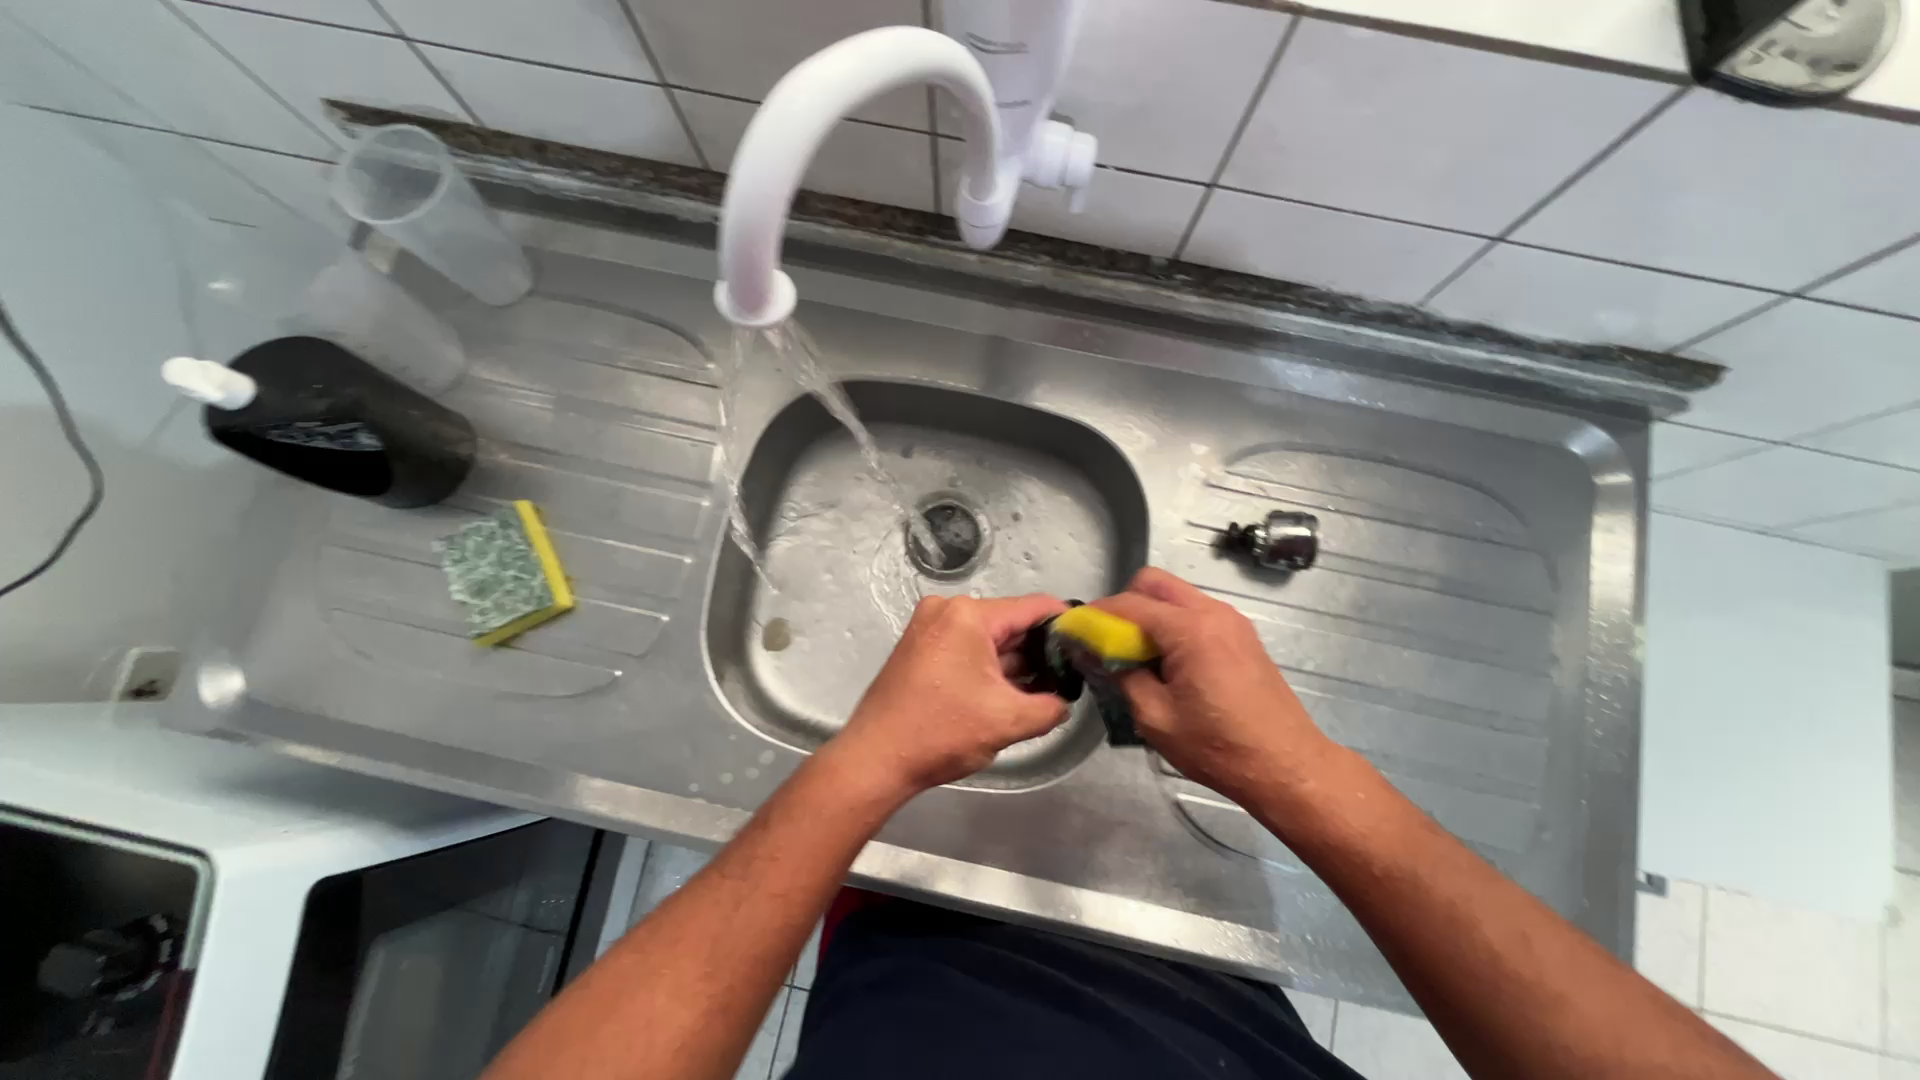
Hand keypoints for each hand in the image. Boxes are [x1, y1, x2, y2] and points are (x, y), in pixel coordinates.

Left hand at [831, 593, 1071, 798]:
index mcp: (968, 615)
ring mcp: (930, 628)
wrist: (876, 759)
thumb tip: (1063, 701)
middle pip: (1011, 623)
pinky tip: (1011, 693)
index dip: (1067, 626)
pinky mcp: (922, 648)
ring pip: (990, 639)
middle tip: (1070, 679)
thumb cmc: (941, 733)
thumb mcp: (1009, 721)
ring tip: (1045, 692)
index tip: (1090, 647)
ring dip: (1015, 664)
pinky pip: (969, 649)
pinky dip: (990, 668)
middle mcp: (947, 610)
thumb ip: (1051, 706)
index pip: (1034, 607)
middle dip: (1040, 651)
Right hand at [1093, 568, 1333, 803]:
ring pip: (1175, 595)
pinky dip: (1172, 624)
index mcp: (1189, 629)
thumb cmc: (1217, 746)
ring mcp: (1231, 621)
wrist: (1286, 766)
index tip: (1073, 635)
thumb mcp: (1154, 717)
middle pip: (1153, 582)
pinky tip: (1167, 663)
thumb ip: (1121, 675)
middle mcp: (1212, 612)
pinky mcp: (1241, 635)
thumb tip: (1093, 653)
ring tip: (1137, 657)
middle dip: (1123, 605)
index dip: (1094, 617)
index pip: (1127, 604)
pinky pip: (1195, 612)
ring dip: (1149, 614)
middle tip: (1109, 643)